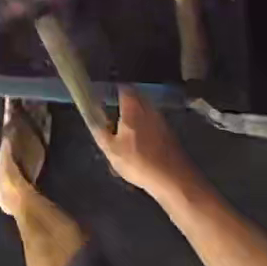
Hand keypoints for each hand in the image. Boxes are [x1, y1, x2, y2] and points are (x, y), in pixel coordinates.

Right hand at [86, 86, 202, 201]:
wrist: (173, 177)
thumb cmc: (138, 161)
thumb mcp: (111, 150)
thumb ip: (100, 131)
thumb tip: (94, 117)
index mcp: (133, 108)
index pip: (124, 88)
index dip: (114, 90)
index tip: (106, 97)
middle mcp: (149, 108)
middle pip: (136, 98)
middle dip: (125, 104)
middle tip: (114, 117)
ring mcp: (162, 120)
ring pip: (145, 112)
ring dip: (136, 118)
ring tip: (126, 135)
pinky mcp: (170, 132)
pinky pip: (153, 124)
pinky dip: (146, 129)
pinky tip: (141, 146)